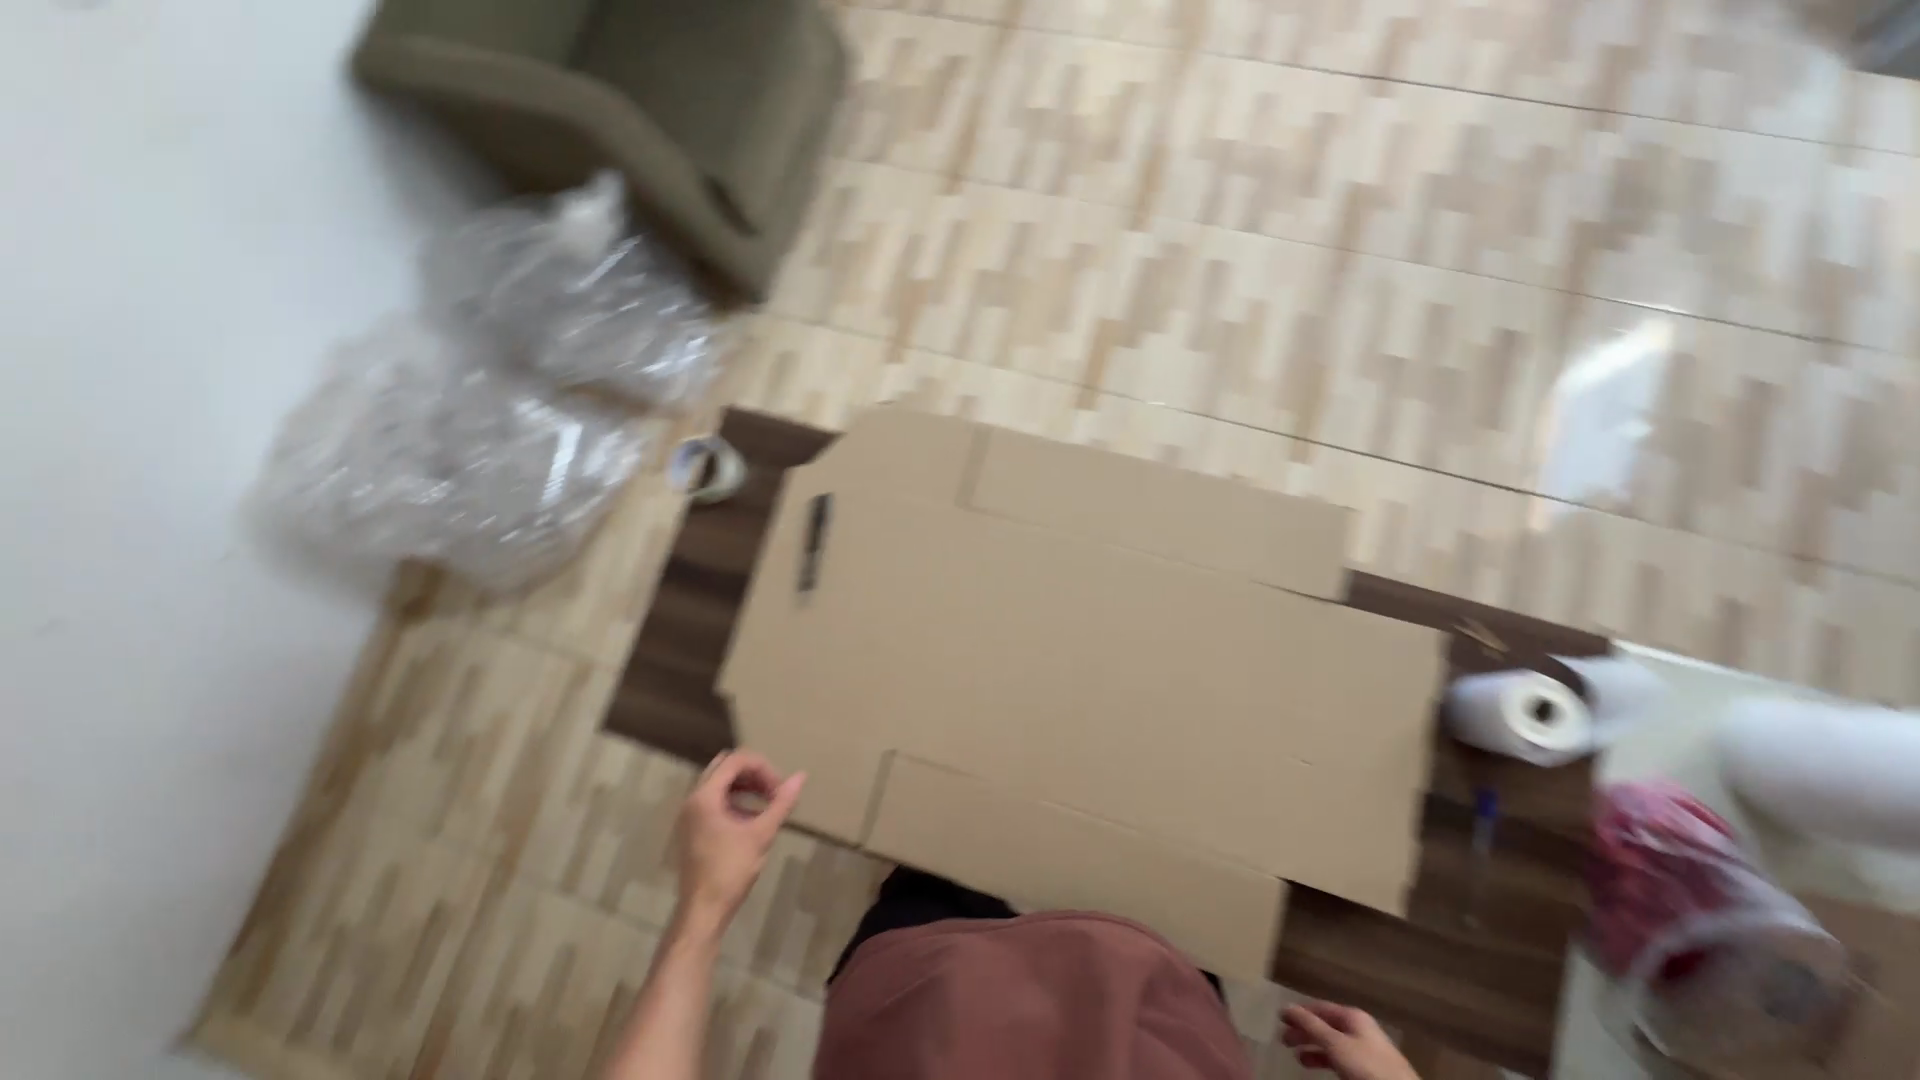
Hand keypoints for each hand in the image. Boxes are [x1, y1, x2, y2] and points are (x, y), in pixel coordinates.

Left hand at [672, 751, 804, 934]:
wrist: (703, 910)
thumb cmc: (731, 870)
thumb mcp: (761, 835)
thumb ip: (781, 803)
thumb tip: (801, 776)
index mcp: (705, 796)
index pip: (735, 761)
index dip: (763, 768)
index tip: (780, 788)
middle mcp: (693, 799)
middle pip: (725, 768)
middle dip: (753, 774)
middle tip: (774, 791)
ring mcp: (690, 815)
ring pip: (719, 785)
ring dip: (745, 787)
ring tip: (768, 804)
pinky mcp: (693, 829)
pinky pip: (715, 802)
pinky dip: (735, 801)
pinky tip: (753, 820)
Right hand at [1280, 1002, 1418, 1079]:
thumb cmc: (1367, 1066)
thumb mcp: (1335, 1044)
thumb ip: (1310, 1025)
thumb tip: (1286, 1006)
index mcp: (1352, 1017)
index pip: (1320, 1007)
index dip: (1299, 1012)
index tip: (1280, 1019)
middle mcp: (1359, 1028)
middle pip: (1325, 1025)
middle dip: (1304, 1031)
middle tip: (1283, 1040)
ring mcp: (1365, 1048)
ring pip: (1333, 1043)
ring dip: (1313, 1048)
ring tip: (1297, 1058)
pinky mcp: (1368, 1068)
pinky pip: (1341, 1058)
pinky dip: (1326, 1060)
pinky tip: (1318, 1067)